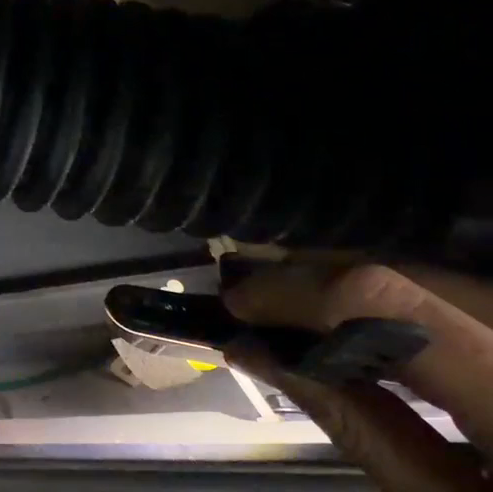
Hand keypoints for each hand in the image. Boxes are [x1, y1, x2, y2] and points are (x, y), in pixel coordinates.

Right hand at [225, 262, 492, 490]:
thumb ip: (357, 425)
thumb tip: (256, 350)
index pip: (384, 304)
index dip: (295, 289)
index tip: (238, 304)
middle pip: (426, 280)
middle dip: (331, 281)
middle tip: (267, 304)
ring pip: (465, 287)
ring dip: (380, 295)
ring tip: (320, 319)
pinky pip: (488, 313)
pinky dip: (435, 313)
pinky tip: (396, 343)